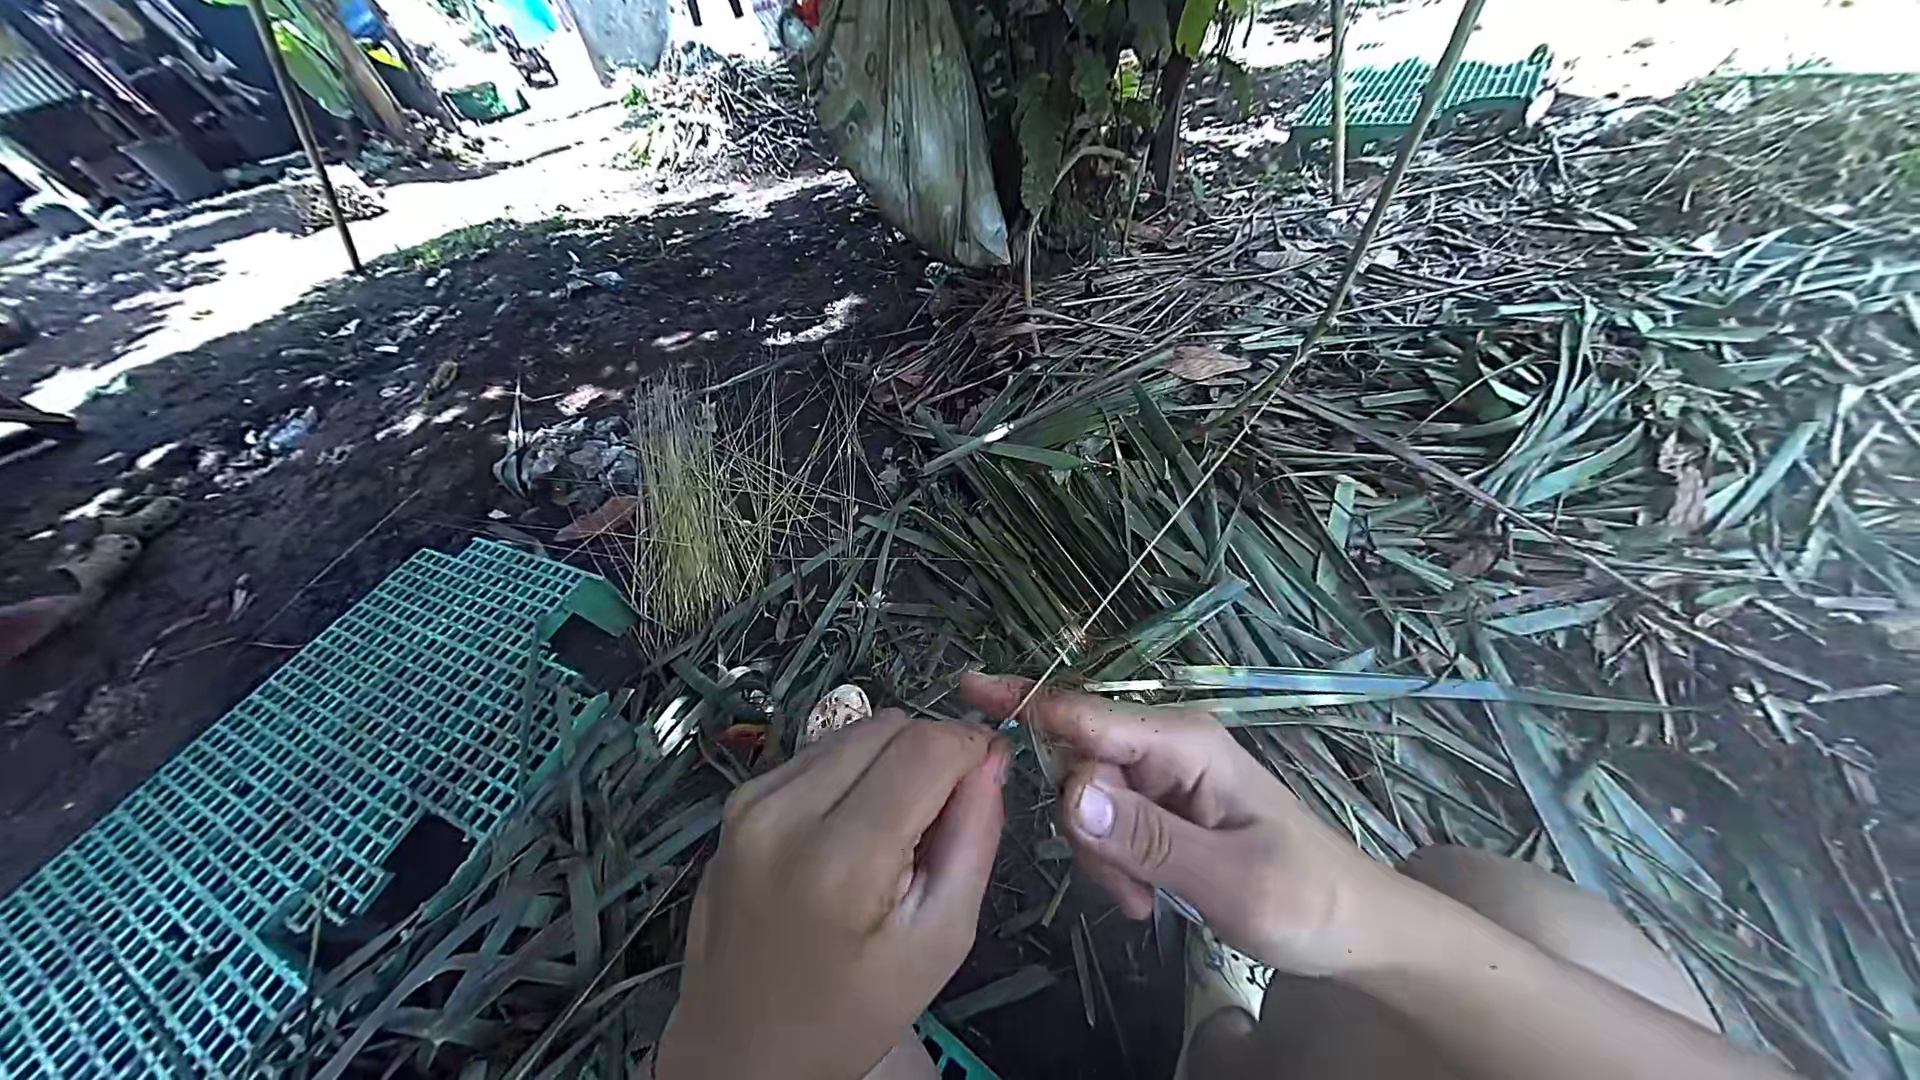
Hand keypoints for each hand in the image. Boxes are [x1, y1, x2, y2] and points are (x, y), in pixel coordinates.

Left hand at [655, 710, 1007, 1079]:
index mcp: (841, 860)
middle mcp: (787, 812)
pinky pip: (824, 747)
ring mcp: (754, 799)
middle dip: (934, 751)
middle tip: (941, 809)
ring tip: (893, 821)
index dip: (970, 746)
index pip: (926, 747)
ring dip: (894, 756)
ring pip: (859, 729)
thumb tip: (991, 754)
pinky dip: (856, 766)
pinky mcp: (741, 796)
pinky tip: (852, 819)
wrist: (740, 1046)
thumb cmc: (853, 1007)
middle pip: (892, 727)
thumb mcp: (940, 938)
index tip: (988, 769)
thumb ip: (976, 835)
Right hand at [959, 673, 1411, 976]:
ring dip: (1101, 853)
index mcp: (1183, 741)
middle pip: (1076, 764)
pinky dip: (1111, 862)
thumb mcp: (1232, 880)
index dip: (1026, 697)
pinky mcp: (1154, 803)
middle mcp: (1162, 745)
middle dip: (1083, 825)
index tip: (968, 686)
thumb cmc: (1308, 898)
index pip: (1087, 714)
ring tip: (1146, 897)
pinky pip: (1102, 822)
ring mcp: (1156, 774)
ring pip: (1084, 800)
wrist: (1353, 930)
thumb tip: (1068, 795)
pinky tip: (1145, 895)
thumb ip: (1147, 837)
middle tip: (1126, 884)